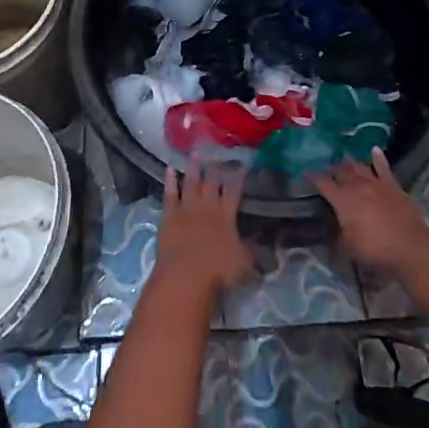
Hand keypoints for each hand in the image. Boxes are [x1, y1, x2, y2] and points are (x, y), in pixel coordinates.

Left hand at [154, 164, 252, 296]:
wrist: (186, 274)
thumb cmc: (219, 270)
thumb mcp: (244, 262)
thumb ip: (250, 248)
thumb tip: (259, 240)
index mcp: (226, 215)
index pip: (234, 191)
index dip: (238, 178)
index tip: (241, 165)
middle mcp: (207, 207)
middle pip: (211, 182)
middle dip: (215, 168)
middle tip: (216, 153)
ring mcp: (186, 208)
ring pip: (191, 183)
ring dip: (193, 168)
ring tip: (195, 154)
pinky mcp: (168, 215)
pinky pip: (169, 193)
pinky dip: (170, 180)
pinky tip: (169, 168)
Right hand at [313, 150, 428, 276]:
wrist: (410, 249)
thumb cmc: (374, 249)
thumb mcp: (347, 245)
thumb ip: (336, 232)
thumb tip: (331, 227)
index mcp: (342, 199)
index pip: (322, 183)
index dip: (312, 177)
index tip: (305, 172)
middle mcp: (357, 186)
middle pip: (341, 171)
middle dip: (332, 170)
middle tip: (327, 172)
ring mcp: (376, 184)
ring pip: (359, 167)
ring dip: (350, 164)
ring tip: (344, 163)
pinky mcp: (394, 186)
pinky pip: (384, 168)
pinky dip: (378, 158)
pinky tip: (374, 150)